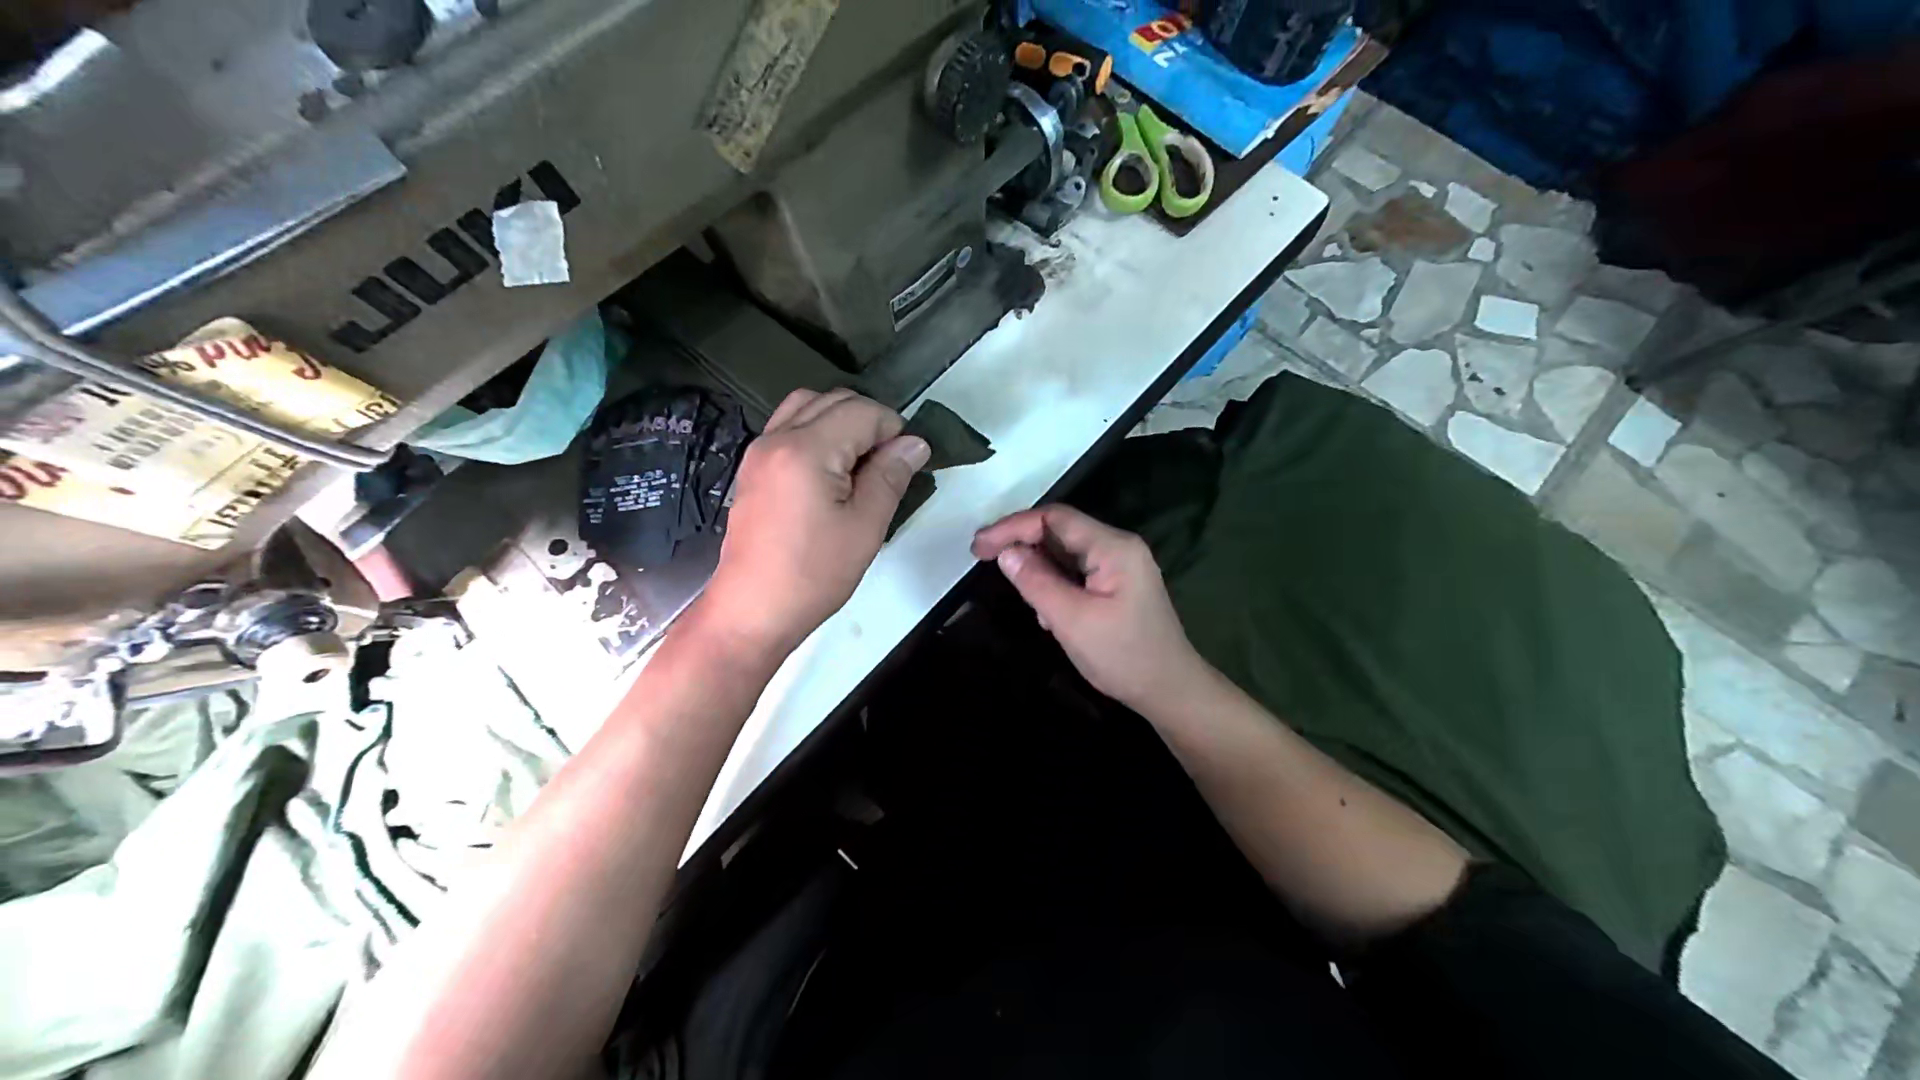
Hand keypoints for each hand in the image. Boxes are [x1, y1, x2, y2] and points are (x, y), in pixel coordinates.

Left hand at [702, 389, 929, 654]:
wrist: (753, 610)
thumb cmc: (812, 575)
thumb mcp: (865, 527)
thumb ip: (890, 476)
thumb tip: (914, 443)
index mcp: (806, 450)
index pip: (862, 411)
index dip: (893, 430)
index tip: (904, 463)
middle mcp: (777, 438)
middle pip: (833, 399)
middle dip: (868, 421)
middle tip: (886, 464)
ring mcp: (759, 451)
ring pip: (807, 406)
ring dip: (840, 421)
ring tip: (859, 463)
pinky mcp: (753, 468)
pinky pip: (789, 427)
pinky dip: (816, 432)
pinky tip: (830, 471)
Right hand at [971, 504, 1211, 714]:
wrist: (1170, 691)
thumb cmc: (1123, 656)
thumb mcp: (1072, 621)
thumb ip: (1036, 583)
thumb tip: (1005, 553)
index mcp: (1113, 547)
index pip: (1054, 518)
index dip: (1012, 527)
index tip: (979, 547)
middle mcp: (1118, 547)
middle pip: (1059, 530)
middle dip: (1020, 543)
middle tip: (982, 558)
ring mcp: (1119, 566)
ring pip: (1064, 552)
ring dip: (1037, 566)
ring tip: (1017, 591)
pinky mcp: (1116, 585)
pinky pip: (1075, 571)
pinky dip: (1053, 583)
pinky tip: (1045, 611)